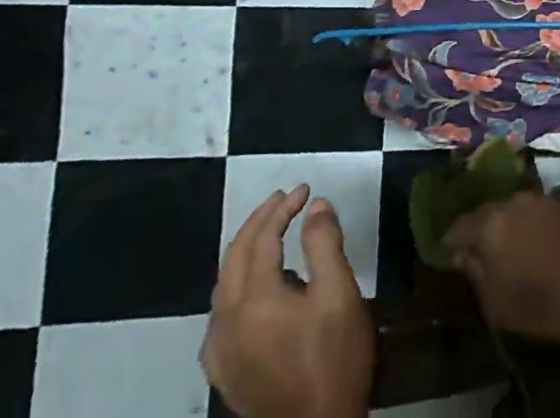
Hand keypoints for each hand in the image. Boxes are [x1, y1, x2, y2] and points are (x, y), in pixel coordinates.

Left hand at [201, 186, 373, 417]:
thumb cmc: (334, 362)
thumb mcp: (340, 297)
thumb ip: (325, 245)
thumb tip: (316, 205)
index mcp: (254, 298)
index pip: (264, 237)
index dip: (284, 208)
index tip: (305, 190)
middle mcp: (226, 318)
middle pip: (237, 253)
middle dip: (261, 220)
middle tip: (285, 199)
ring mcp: (219, 347)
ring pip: (225, 281)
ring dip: (248, 249)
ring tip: (274, 233)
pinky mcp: (222, 369)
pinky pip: (221, 311)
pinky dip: (237, 284)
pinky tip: (255, 288)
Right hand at [444, 191, 559, 348]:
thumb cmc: (541, 304)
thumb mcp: (495, 303)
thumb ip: (473, 273)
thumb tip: (463, 254)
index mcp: (488, 223)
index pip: (457, 228)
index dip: (451, 245)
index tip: (450, 260)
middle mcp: (509, 201)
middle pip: (482, 214)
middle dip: (477, 233)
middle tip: (477, 256)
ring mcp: (536, 200)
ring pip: (507, 211)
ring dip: (502, 227)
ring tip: (506, 251)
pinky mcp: (558, 206)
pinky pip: (528, 213)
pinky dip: (523, 226)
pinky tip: (529, 246)